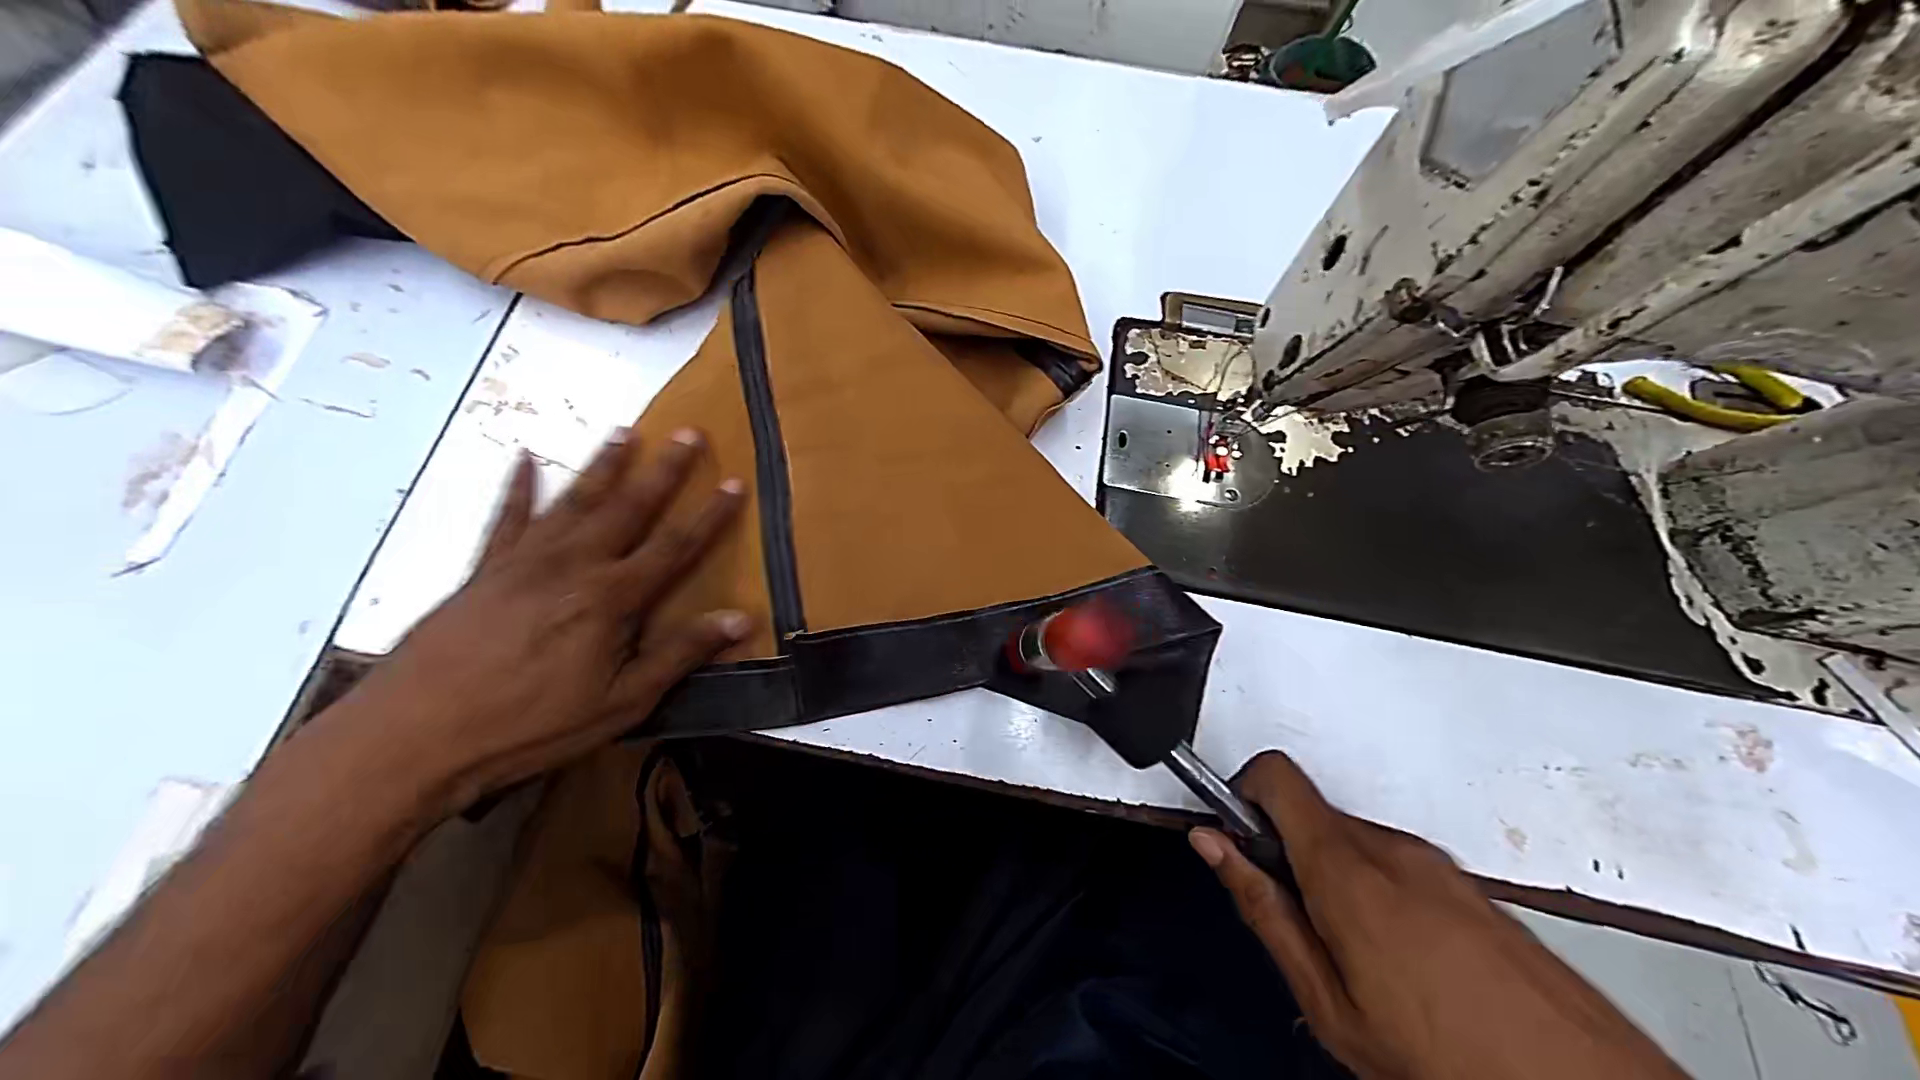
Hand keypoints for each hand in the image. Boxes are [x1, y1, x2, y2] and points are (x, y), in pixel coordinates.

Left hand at [329, 428, 752, 815]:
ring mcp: (524, 562)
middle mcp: (573, 565)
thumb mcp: (623, 702)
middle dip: (663, 470)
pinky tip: (526, 460)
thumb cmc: (531, 724)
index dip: (710, 515)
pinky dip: (518, 488)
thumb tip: (740, 619)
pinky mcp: (483, 570)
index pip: (675, 546)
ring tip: (625, 432)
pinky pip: (506, 519)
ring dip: (603, 465)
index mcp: (611, 597)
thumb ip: (680, 654)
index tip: (734, 483)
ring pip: (574, 501)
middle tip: (687, 434)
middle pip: (628, 508)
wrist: (416, 734)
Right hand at [1190, 752, 1685, 1079]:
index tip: (1236, 837)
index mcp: (1346, 870)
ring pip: (1349, 836)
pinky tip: (1398, 955)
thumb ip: (1262, 908)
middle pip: (1308, 809)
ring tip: (1354, 950)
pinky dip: (1374, 886)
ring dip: (1331, 873)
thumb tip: (1213, 846)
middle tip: (1296, 918)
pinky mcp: (1465, 879)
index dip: (1240, 793)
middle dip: (1284, 849)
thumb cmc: (1455, 1061)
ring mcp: (1434, 861)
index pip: (1274, 775)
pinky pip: (1393, 858)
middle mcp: (1392, 849)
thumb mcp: (1327, 1000)